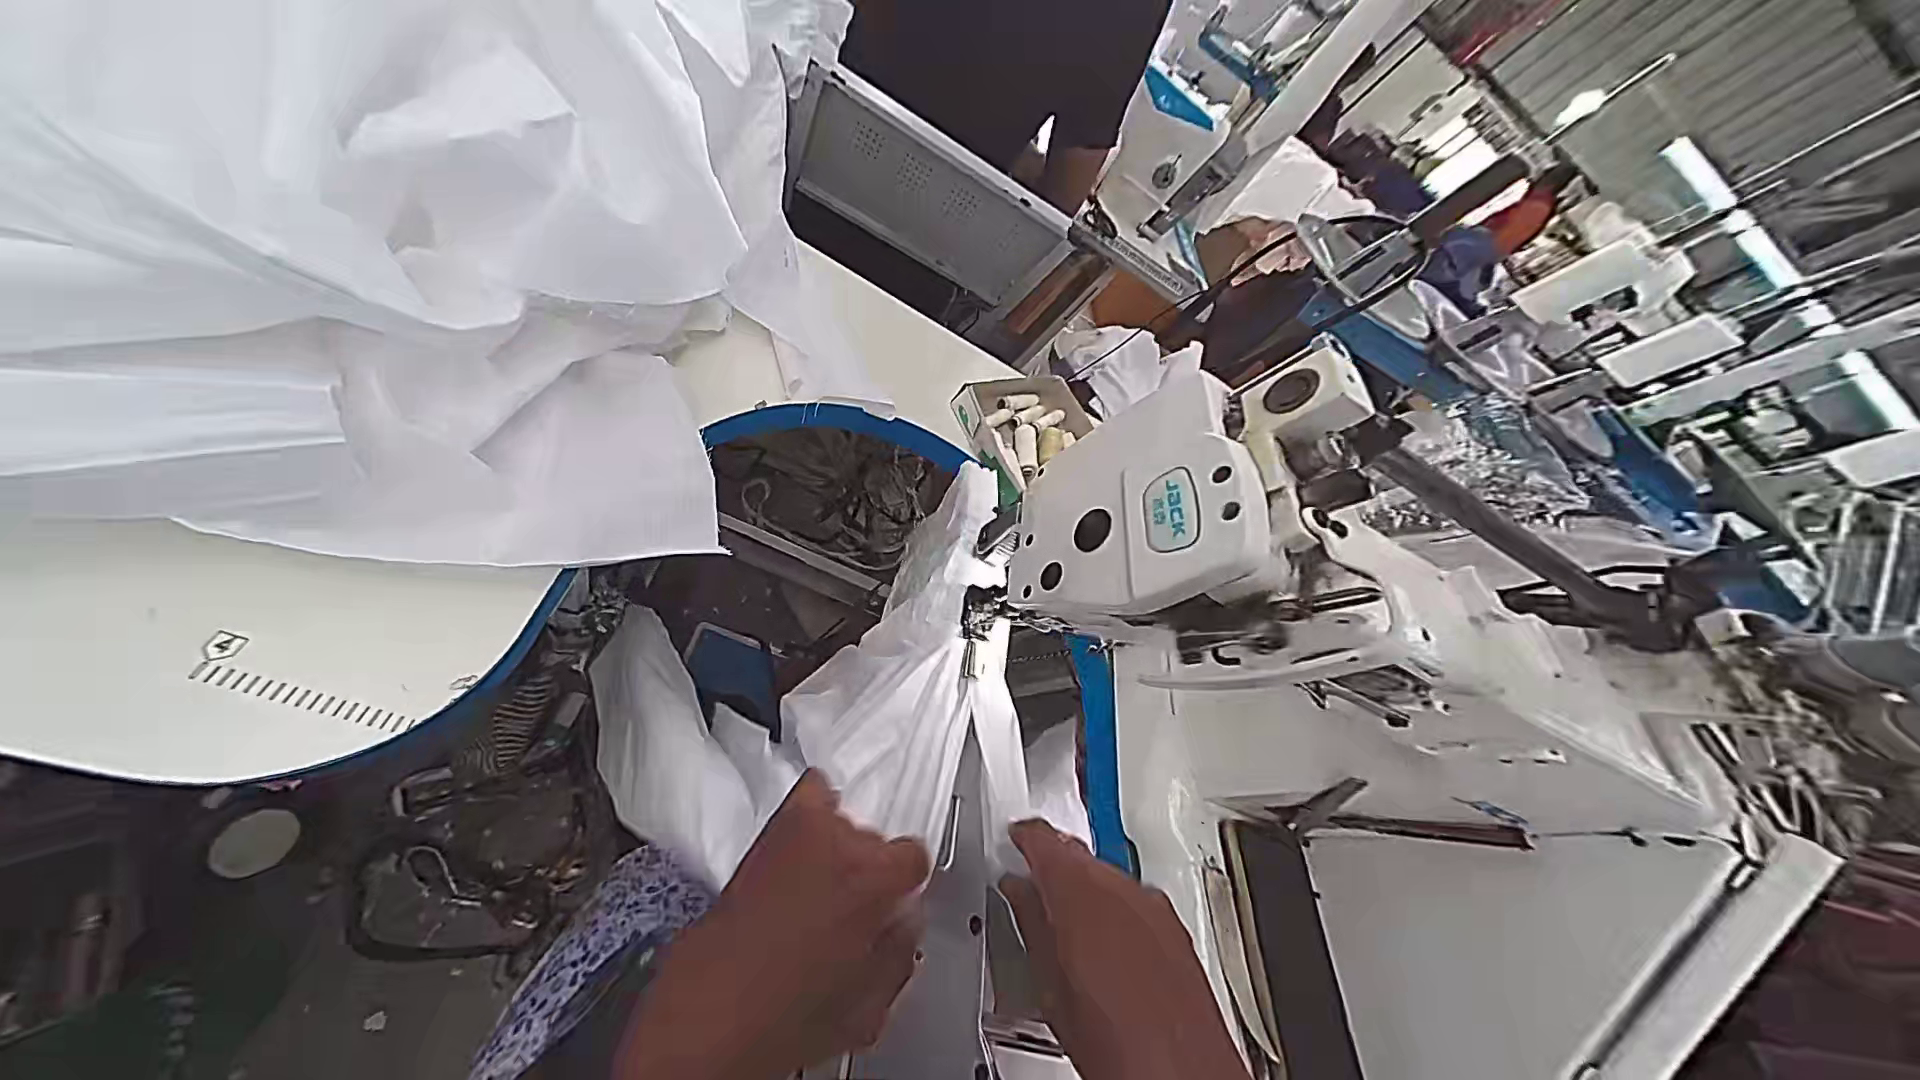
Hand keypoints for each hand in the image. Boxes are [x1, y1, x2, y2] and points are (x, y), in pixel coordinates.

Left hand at [619, 770, 929, 1079]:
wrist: (714, 1008)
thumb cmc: (780, 1014)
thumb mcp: (867, 1004)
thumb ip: (900, 949)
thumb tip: (905, 922)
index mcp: (880, 881)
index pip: (914, 855)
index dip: (905, 881)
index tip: (893, 896)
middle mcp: (850, 845)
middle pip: (877, 839)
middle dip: (868, 869)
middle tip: (849, 904)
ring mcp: (812, 830)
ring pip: (845, 820)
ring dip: (838, 846)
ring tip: (816, 882)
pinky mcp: (778, 825)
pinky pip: (812, 791)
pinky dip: (815, 807)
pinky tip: (805, 841)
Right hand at [1000, 820, 1250, 1079]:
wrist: (1179, 1074)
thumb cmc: (1116, 1041)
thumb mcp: (1048, 981)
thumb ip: (1030, 920)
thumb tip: (1019, 892)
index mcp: (1076, 889)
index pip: (1043, 839)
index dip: (1024, 835)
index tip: (1016, 838)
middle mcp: (1117, 885)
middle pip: (1076, 853)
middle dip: (1053, 861)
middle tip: (1033, 879)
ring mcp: (1149, 902)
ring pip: (1106, 872)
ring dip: (1085, 885)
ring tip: (1066, 921)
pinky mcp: (1173, 922)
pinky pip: (1133, 895)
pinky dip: (1114, 904)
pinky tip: (1105, 940)